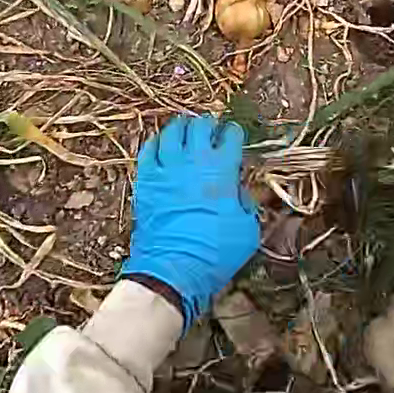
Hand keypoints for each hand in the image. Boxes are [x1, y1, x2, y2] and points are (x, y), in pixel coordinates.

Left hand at [122, 115, 259, 325]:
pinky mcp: (146, 179)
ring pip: (172, 132)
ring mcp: (167, 168)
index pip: (230, 135)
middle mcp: (194, 161)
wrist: (173, 268)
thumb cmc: (216, 251)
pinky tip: (161, 144)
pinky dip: (156, 143)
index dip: (233, 133)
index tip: (233, 136)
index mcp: (223, 169)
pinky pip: (149, 150)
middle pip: (200, 126)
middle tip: (209, 128)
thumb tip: (238, 192)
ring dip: (182, 128)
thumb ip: (246, 203)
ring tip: (185, 129)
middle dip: (207, 124)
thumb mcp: (247, 229)